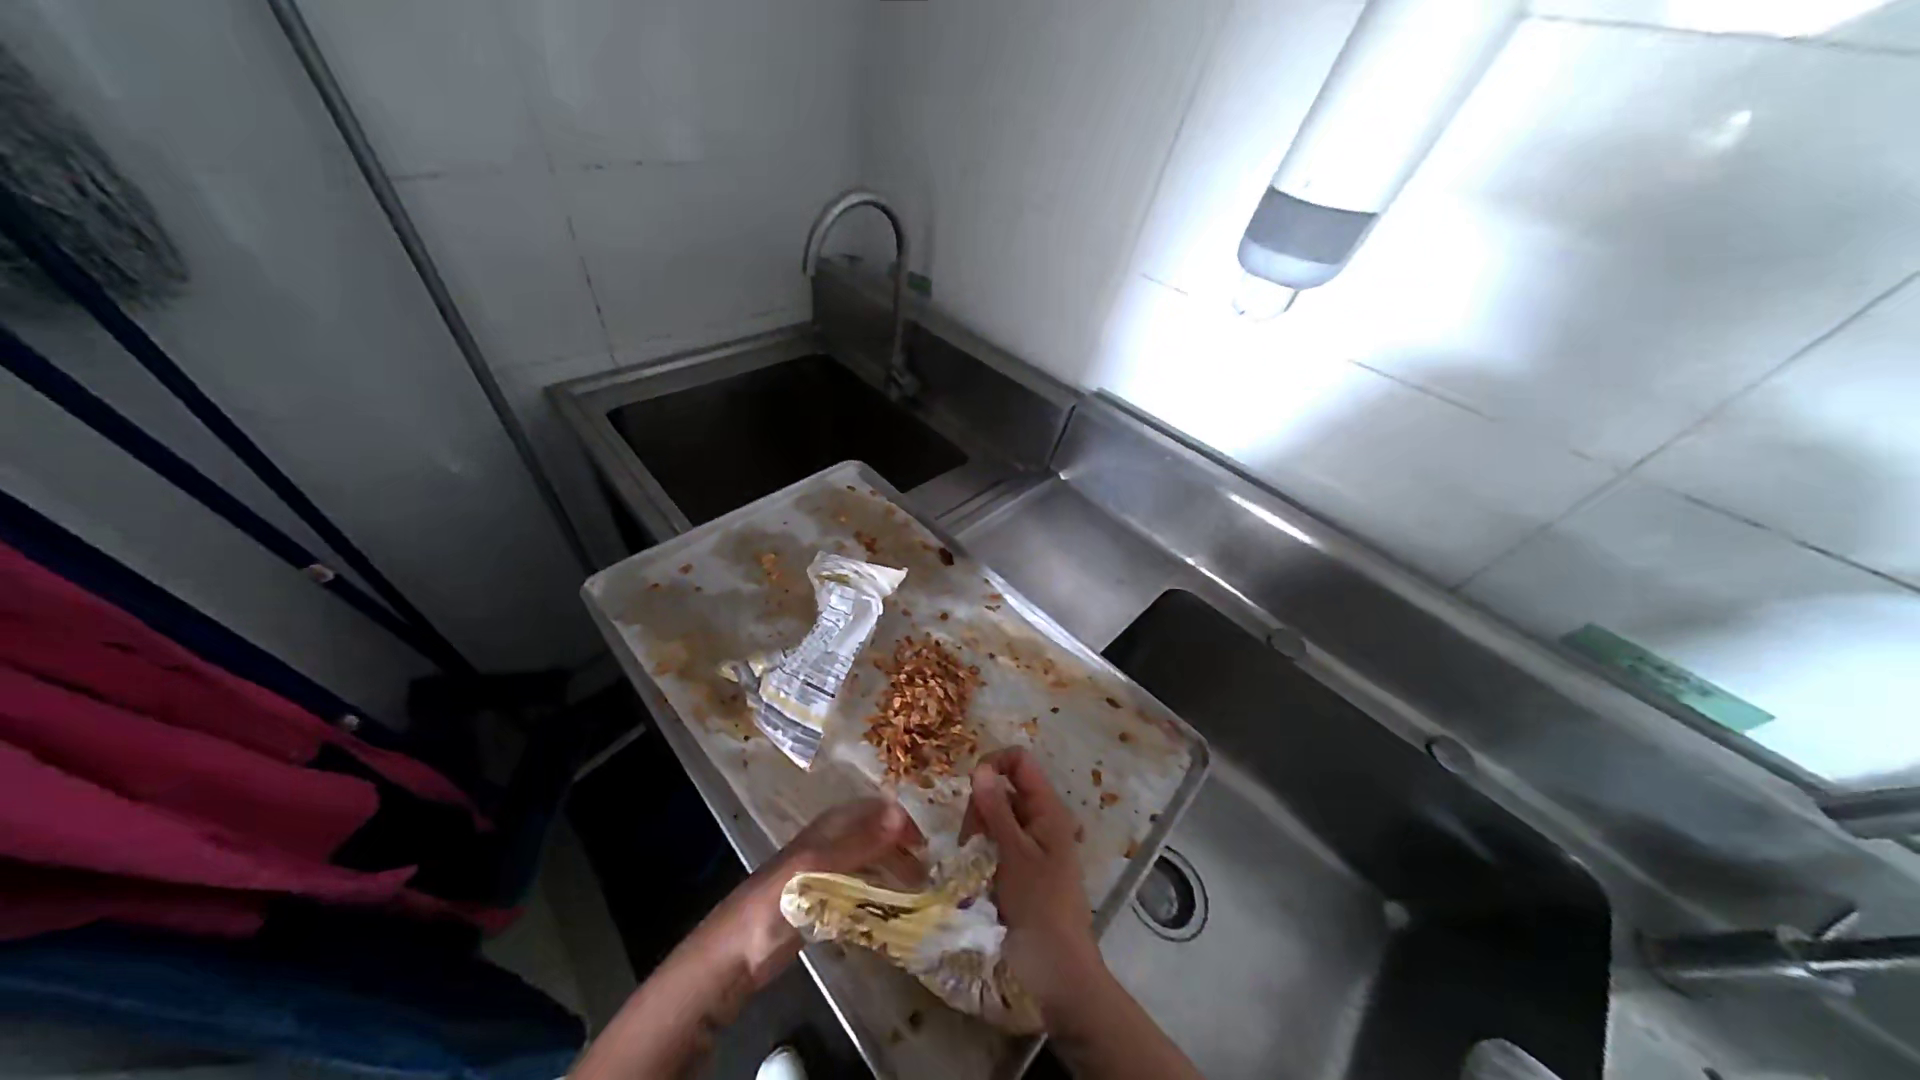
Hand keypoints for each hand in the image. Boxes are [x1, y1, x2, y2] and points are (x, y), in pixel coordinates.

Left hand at [718, 798, 926, 984]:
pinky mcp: (822, 904)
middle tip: (928, 873)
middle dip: (901, 849)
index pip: (873, 811)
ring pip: (869, 864)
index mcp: (828, 829)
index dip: (900, 822)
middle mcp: (830, 846)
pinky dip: (879, 896)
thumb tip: (900, 813)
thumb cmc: (774, 903)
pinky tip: (893, 911)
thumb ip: (860, 843)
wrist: (734, 954)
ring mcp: (826, 876)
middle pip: (874, 837)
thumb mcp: (819, 866)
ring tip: (919, 892)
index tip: (926, 845)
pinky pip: (860, 891)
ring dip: (893, 873)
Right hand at [963, 748, 1105, 1024]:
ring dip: (977, 832)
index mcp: (1048, 810)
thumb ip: (996, 810)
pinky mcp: (1018, 867)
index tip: (969, 788)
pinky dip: (981, 851)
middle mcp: (1040, 820)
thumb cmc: (1040, 906)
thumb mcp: (1015, 855)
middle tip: (972, 839)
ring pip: (994, 817)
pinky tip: (975, 873)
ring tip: (973, 862)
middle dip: (980, 805)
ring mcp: (1029, 845)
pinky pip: (993, 843)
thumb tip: (980, 767)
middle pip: (1002, 788)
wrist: (1057, 970)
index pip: (1020, 762)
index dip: (994, 763)